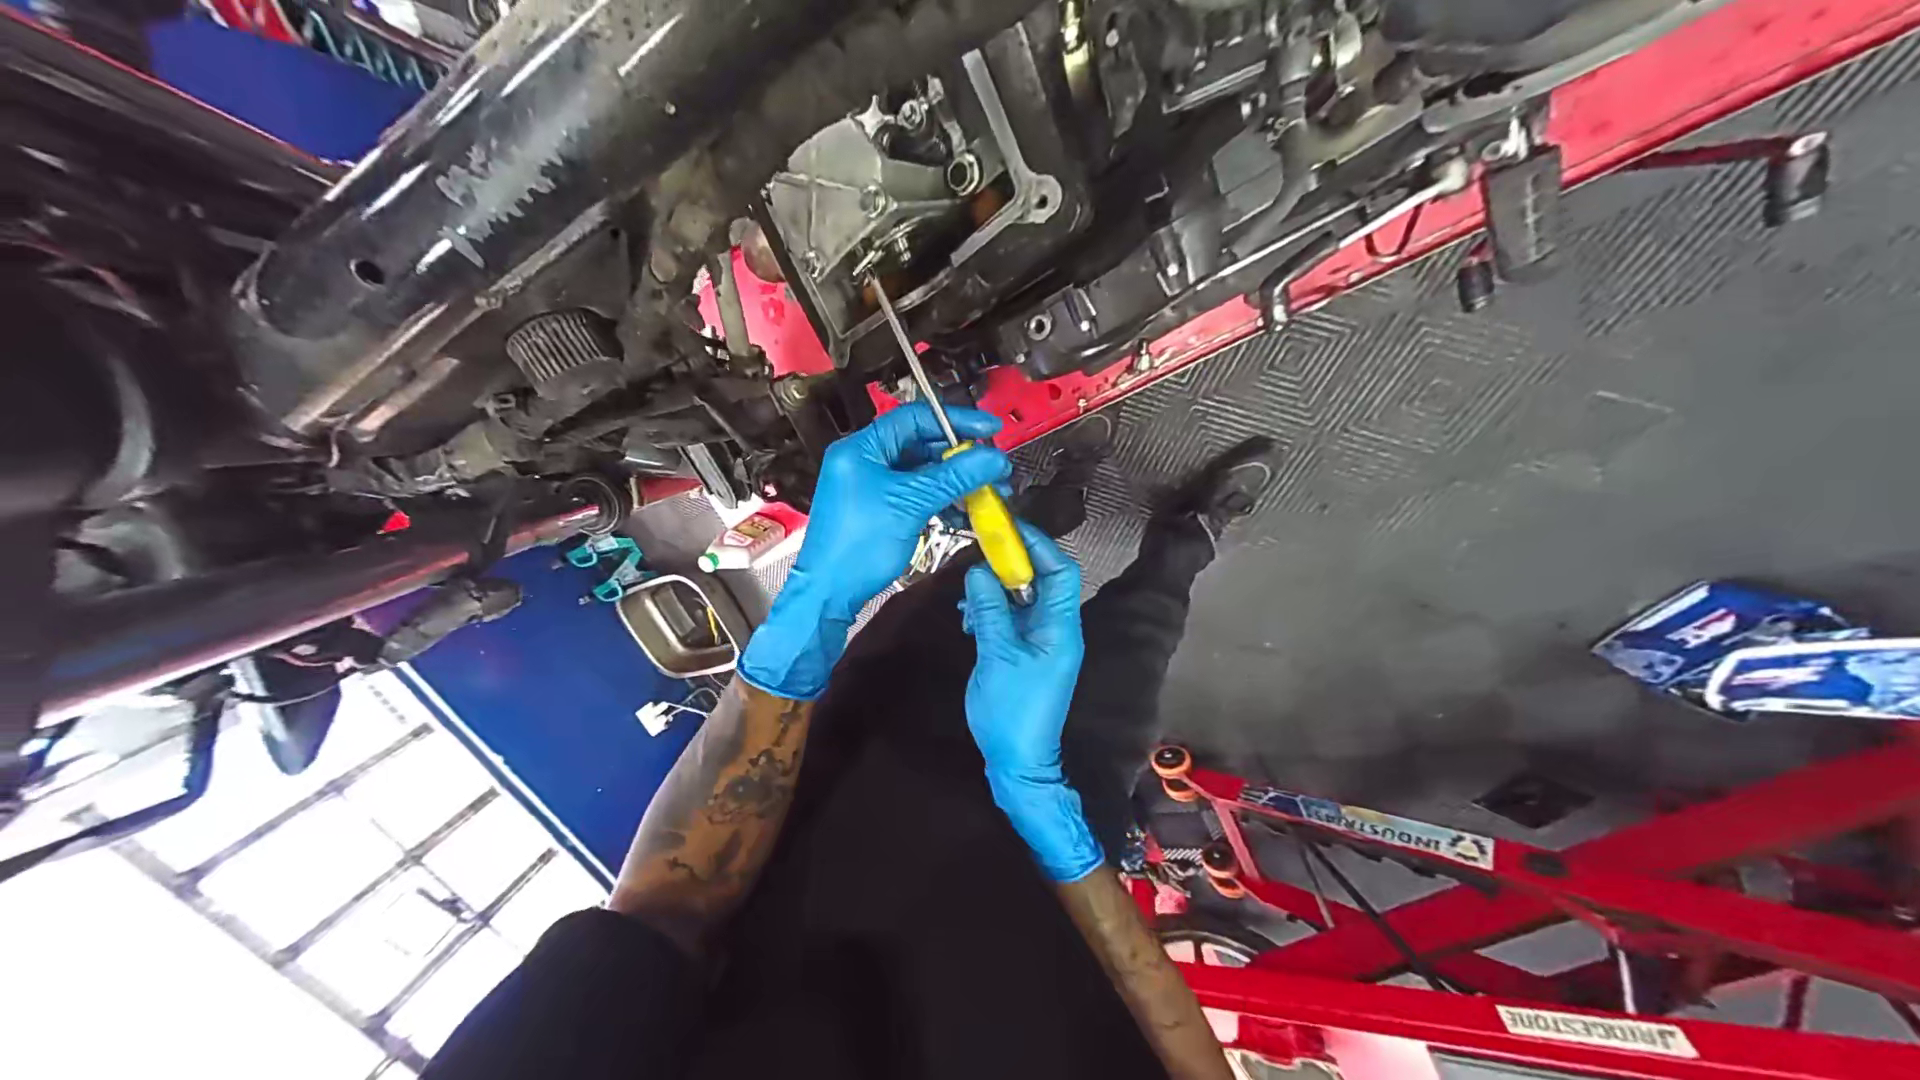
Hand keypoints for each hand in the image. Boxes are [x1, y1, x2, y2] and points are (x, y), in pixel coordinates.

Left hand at [737, 403, 1010, 699]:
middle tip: (990, 465)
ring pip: (923, 472)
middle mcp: (866, 461)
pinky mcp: (882, 508)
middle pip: (922, 444)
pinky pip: (918, 493)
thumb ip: (954, 477)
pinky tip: (964, 510)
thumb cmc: (854, 548)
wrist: (831, 592)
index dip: (955, 420)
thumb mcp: (911, 504)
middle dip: (960, 455)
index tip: (987, 428)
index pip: (915, 418)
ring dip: (955, 480)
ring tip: (985, 491)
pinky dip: (942, 499)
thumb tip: (991, 458)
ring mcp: (873, 485)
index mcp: (862, 448)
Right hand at [961, 521, 1102, 881]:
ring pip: (1021, 599)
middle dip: (1009, 566)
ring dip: (994, 592)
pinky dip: (990, 612)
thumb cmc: (1013, 711)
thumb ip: (989, 612)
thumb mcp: (997, 657)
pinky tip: (968, 619)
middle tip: (977, 556)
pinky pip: (1010, 619)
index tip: (1007, 529)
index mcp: (1060, 628)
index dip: (1038, 545)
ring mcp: (1040, 642)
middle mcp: (1056, 629)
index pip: (1060, 571)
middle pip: (1040, 581)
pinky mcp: (1024, 653)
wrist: (1018, 760)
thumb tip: (979, 571)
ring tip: (966, 600)